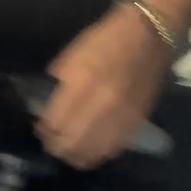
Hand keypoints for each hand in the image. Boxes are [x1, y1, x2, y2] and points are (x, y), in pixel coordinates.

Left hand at [38, 5, 168, 168]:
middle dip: (55, 146)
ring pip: (89, 154)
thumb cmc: (107, 40)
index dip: (44, 131)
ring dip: (74, 155)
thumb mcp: (73, 53)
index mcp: (81, 83)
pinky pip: (109, 151)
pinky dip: (95, 154)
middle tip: (51, 142)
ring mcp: (118, 119)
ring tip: (68, 149)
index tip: (41, 128)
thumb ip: (58, 82)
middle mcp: (100, 106)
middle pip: (69, 144)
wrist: (150, 36)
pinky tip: (89, 149)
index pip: (54, 123)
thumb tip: (46, 107)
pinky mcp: (133, 125)